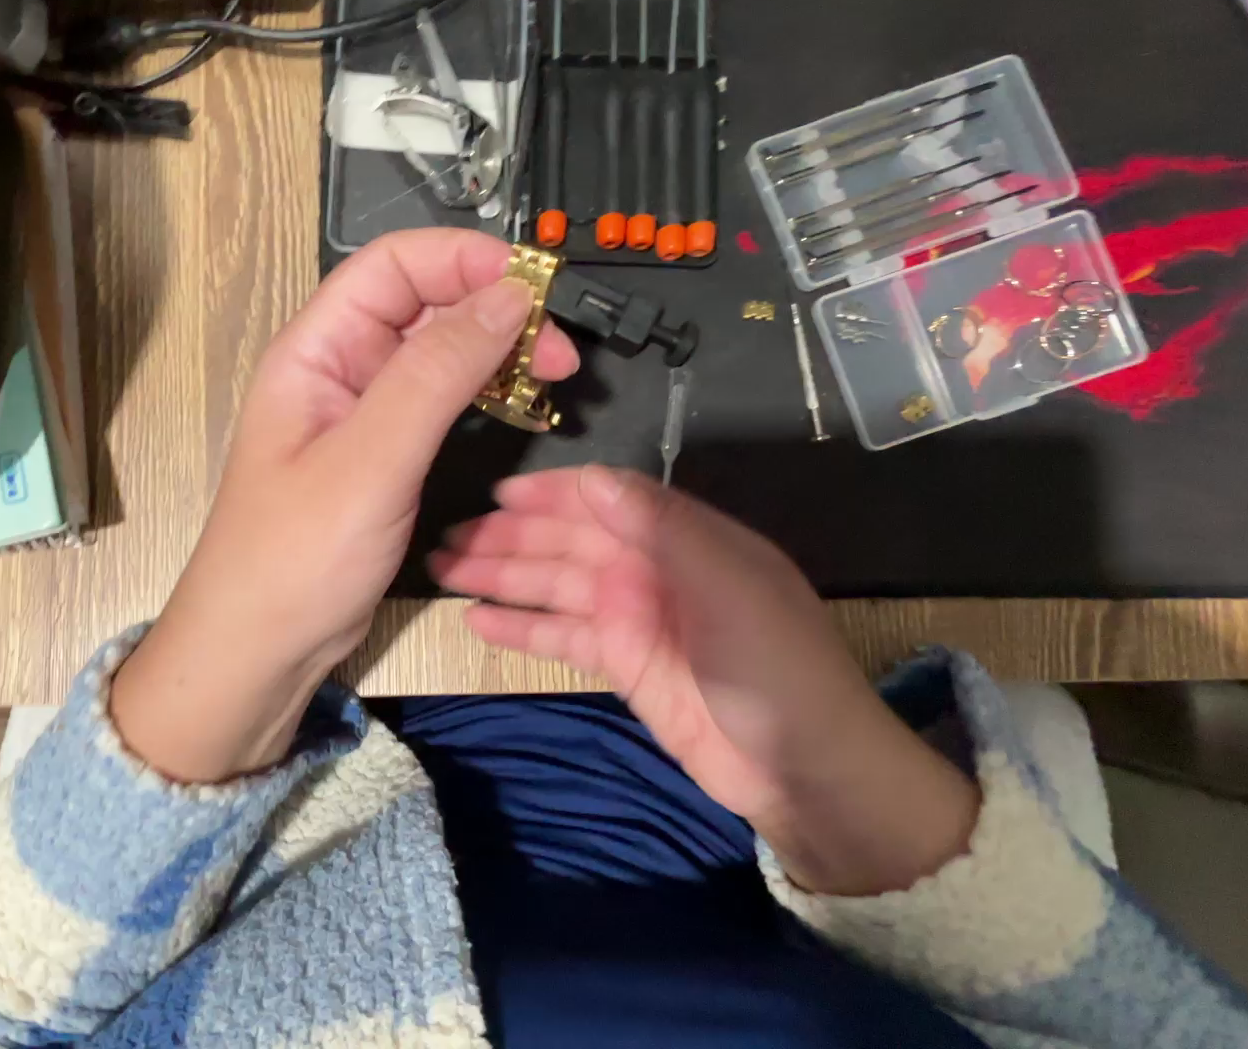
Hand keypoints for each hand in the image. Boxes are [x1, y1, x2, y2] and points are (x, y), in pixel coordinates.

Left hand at [111, 230, 578, 782]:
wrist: (262, 647)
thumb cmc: (299, 555)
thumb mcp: (371, 460)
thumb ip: (436, 374)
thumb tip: (508, 295)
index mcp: (316, 350)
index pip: (394, 266)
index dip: (465, 260)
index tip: (536, 287)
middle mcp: (340, 369)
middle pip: (424, 306)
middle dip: (494, 310)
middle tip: (560, 353)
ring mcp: (363, 414)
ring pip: (438, 355)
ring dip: (496, 355)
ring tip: (552, 379)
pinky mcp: (384, 456)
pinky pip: (439, 404)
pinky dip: (483, 398)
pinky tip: (519, 409)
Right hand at [430, 465, 978, 894]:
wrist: (803, 769)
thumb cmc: (775, 667)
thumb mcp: (729, 587)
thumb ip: (663, 529)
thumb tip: (596, 479)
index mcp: (682, 538)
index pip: (606, 500)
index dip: (552, 494)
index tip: (498, 496)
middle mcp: (651, 568)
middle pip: (568, 541)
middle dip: (509, 537)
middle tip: (447, 540)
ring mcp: (633, 617)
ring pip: (554, 585)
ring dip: (502, 577)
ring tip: (444, 572)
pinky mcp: (620, 664)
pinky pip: (560, 635)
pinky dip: (520, 626)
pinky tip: (477, 620)